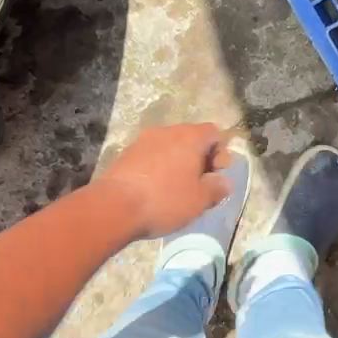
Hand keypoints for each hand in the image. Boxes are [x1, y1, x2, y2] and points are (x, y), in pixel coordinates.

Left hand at [90, 123, 233, 238]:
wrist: (113, 207)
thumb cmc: (164, 200)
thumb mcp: (199, 200)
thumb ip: (217, 188)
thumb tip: (224, 182)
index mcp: (191, 137)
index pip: (214, 132)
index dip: (221, 152)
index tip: (216, 174)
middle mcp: (169, 131)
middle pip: (192, 138)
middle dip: (200, 158)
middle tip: (199, 183)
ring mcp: (145, 140)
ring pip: (171, 146)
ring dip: (178, 162)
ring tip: (176, 188)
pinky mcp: (127, 153)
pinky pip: (152, 155)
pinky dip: (159, 167)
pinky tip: (155, 189)